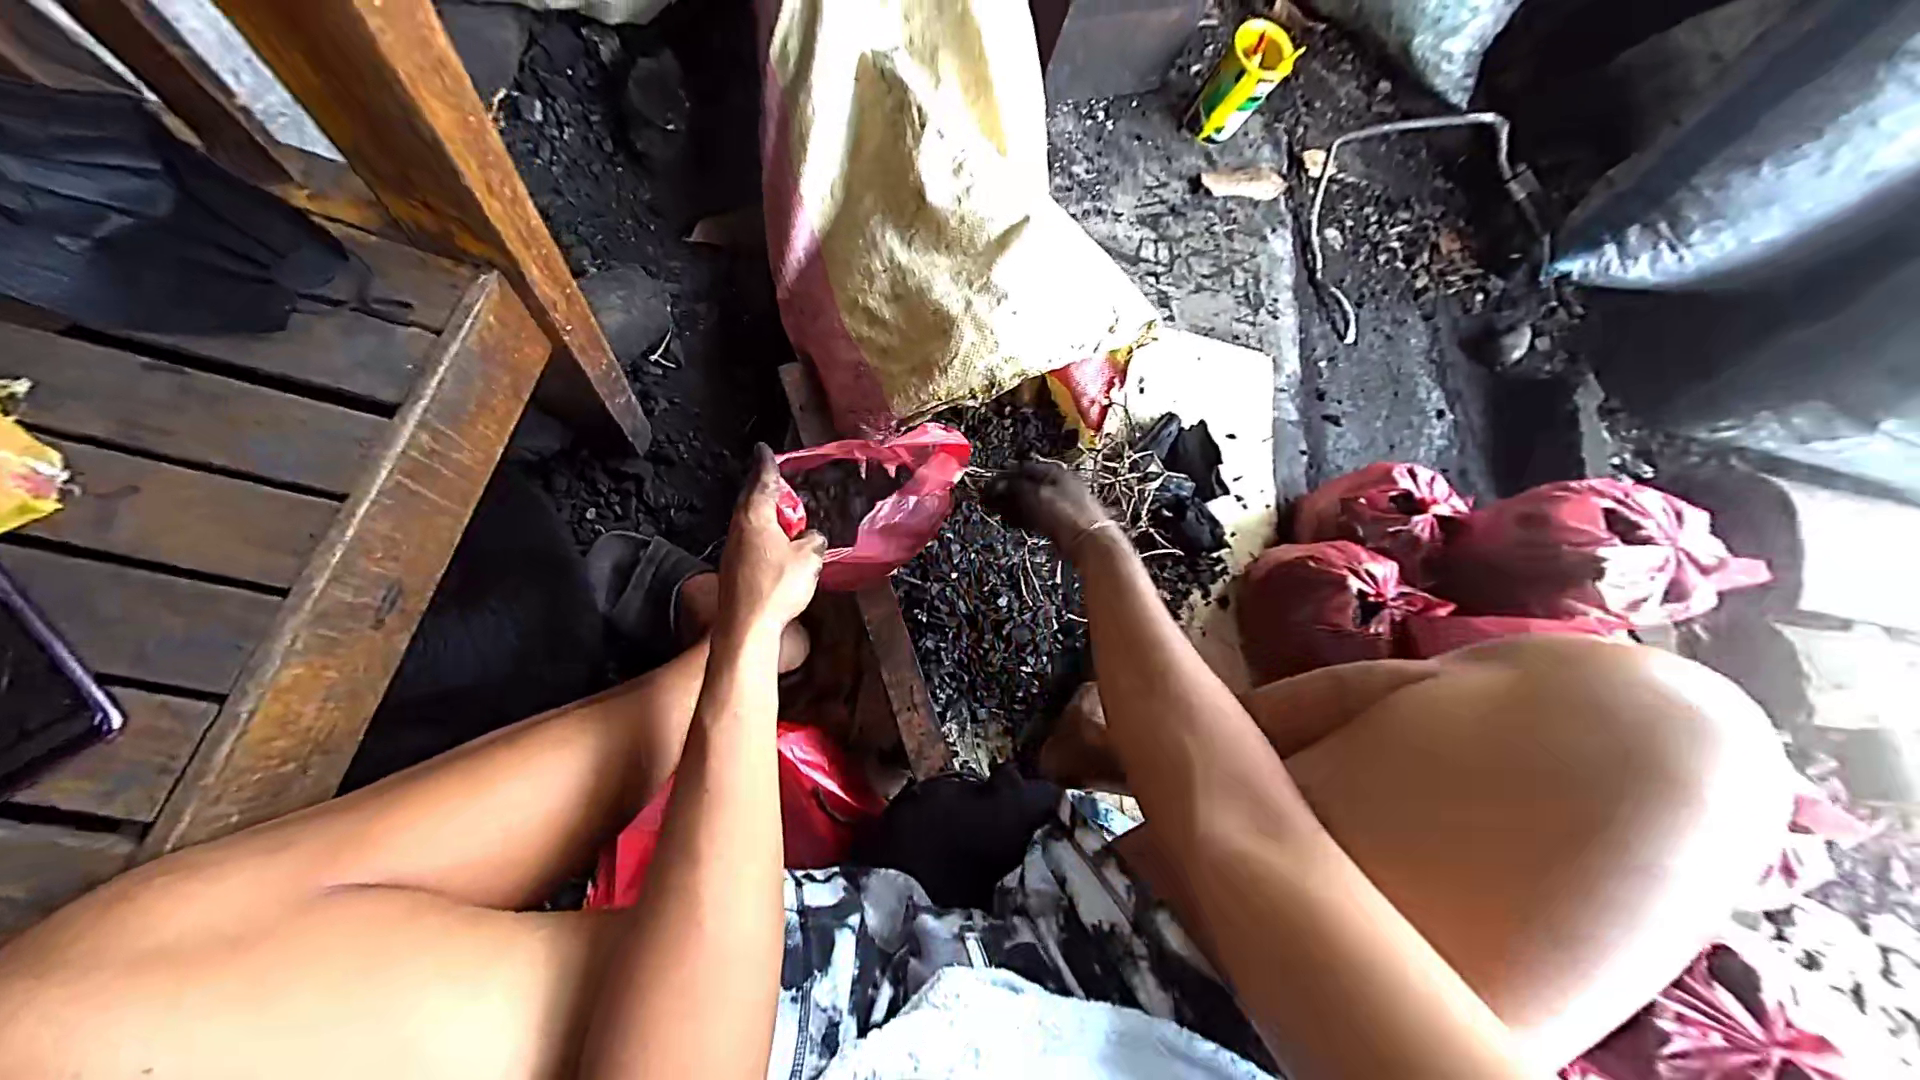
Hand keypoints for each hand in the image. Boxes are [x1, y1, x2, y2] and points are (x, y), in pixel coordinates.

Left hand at [718, 444, 825, 633]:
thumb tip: (813, 538)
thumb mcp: (809, 557)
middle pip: (754, 500)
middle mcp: (739, 529)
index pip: (763, 480)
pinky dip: (767, 540)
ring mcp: (734, 550)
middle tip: (784, 489)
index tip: (764, 450)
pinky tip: (780, 552)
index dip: (768, 464)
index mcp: (755, 516)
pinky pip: (753, 543)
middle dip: (769, 493)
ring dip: (770, 519)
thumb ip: (814, 540)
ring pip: (752, 523)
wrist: (747, 627)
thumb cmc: (775, 588)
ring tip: (789, 524)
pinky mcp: (735, 570)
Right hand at [984, 462, 1113, 553]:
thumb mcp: (1033, 495)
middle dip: (1007, 494)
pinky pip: (1038, 516)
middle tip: (991, 502)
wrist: (1090, 543)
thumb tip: (997, 485)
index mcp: (1054, 471)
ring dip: (1014, 507)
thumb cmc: (1066, 515)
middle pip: (1026, 486)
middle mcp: (1060, 484)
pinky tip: (1017, 523)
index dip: (1002, 478)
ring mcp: (1062, 504)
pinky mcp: (1063, 522)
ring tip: (1001, 514)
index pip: (1021, 469)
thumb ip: (1013, 488)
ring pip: (1031, 502)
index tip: (989, 488)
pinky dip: (1025, 518)